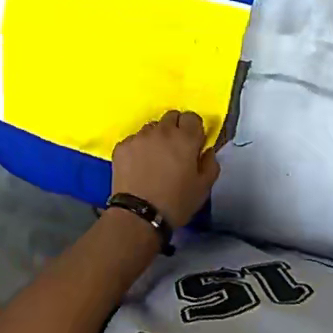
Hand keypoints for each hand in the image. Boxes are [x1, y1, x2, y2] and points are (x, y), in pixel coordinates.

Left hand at [110, 111, 221, 226]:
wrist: (139, 215)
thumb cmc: (176, 202)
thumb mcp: (204, 187)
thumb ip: (210, 163)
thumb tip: (207, 150)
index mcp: (184, 138)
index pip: (192, 117)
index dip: (193, 129)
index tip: (192, 143)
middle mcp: (161, 131)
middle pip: (171, 117)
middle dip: (176, 128)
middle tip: (175, 149)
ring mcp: (139, 137)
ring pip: (151, 128)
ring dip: (156, 137)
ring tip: (155, 158)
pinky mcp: (122, 146)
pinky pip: (134, 140)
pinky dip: (139, 148)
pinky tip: (138, 166)